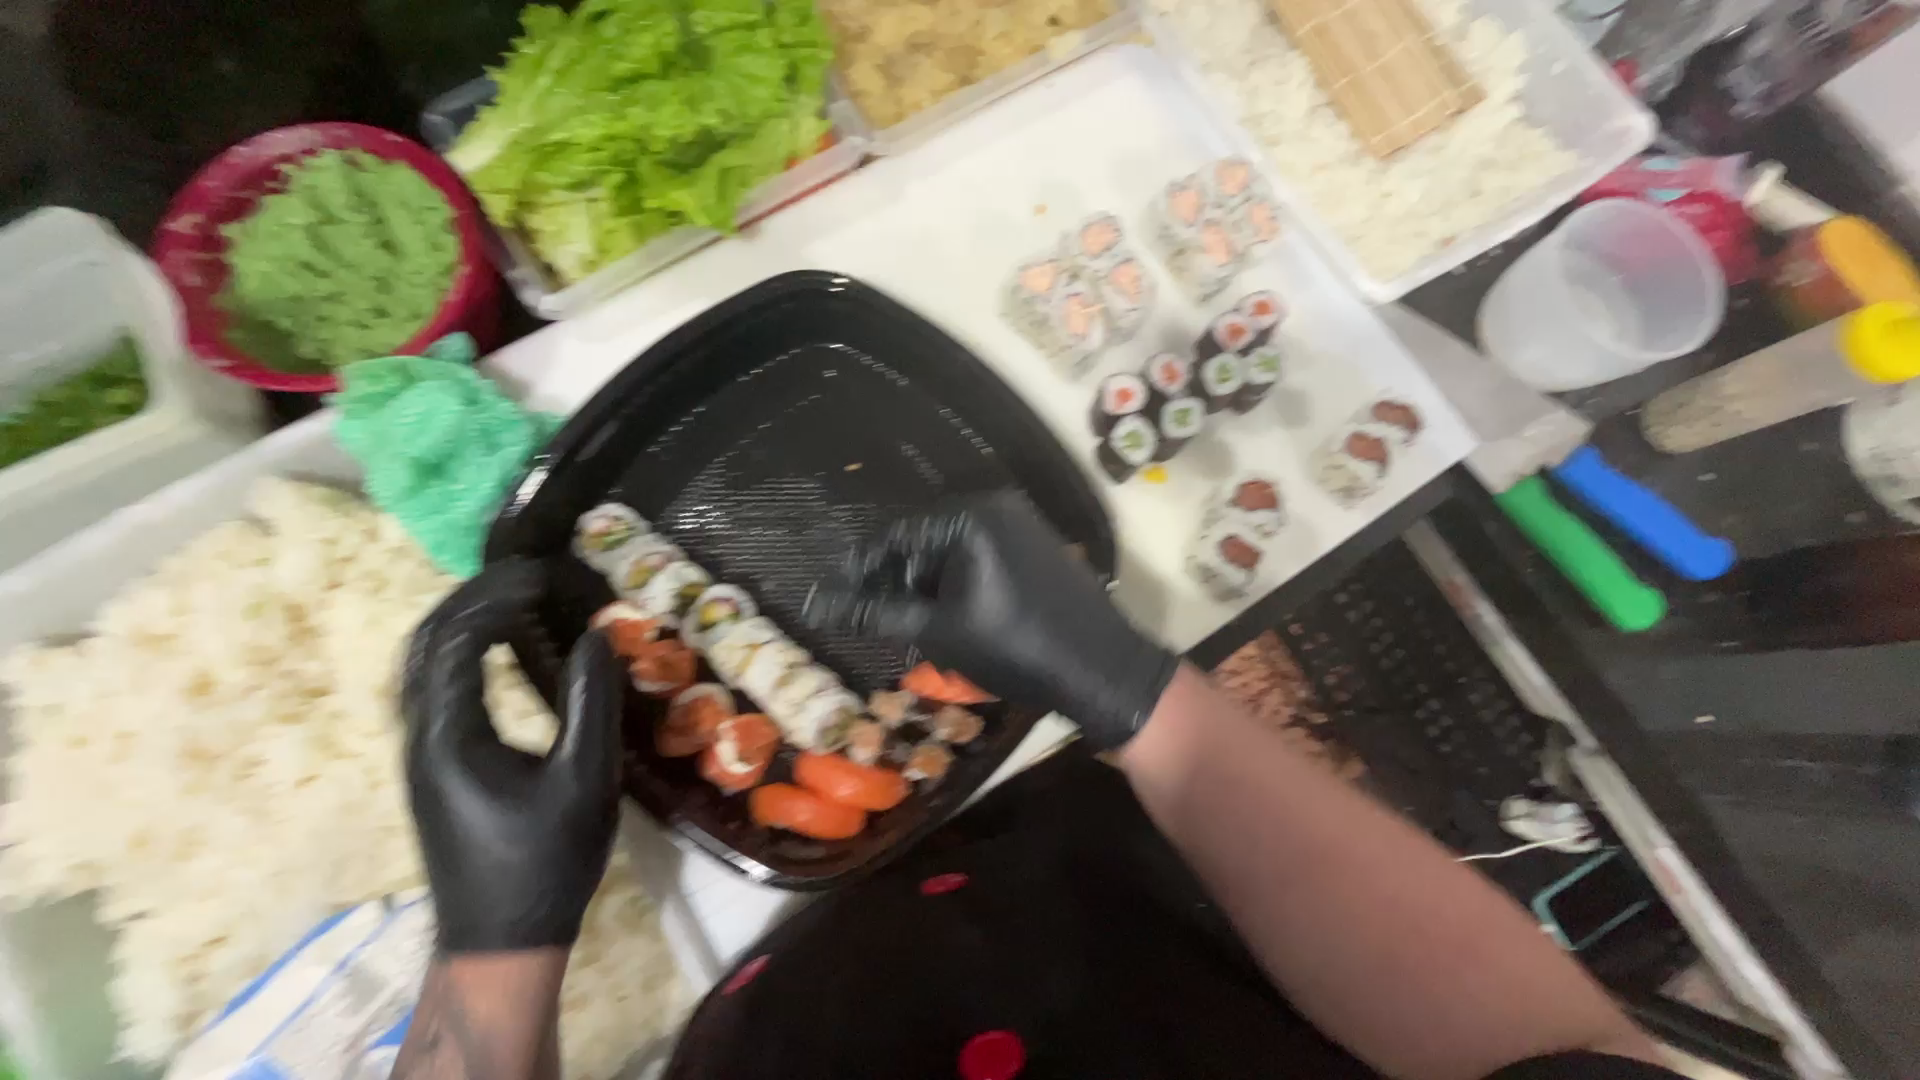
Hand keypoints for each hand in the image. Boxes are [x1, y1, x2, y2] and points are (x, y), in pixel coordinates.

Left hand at [403, 559, 622, 951]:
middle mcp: (418, 735)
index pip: (457, 640)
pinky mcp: (429, 764)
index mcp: (449, 734)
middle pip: (425, 643)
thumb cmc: (548, 858)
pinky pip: (430, 685)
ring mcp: (417, 751)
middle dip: (472, 597)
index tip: (545, 576)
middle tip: (527, 576)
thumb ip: (589, 702)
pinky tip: (495, 650)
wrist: (500, 935)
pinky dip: (459, 651)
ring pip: (420, 664)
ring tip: (513, 599)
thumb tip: (596, 634)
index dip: (497, 597)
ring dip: (460, 620)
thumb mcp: (584, 778)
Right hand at [804, 490, 1177, 749]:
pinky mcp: (1038, 548)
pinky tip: (955, 624)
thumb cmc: (1016, 647)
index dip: (864, 569)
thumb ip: (877, 612)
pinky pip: (983, 559)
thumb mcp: (939, 631)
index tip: (841, 600)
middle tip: (881, 622)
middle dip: (899, 582)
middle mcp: (997, 507)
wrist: (1102, 671)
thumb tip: (817, 605)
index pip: (896, 534)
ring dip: (930, 589)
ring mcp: (1023, 525)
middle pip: (925, 541)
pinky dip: (961, 587)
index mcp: (970, 516)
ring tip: (918, 631)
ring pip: (954, 553)